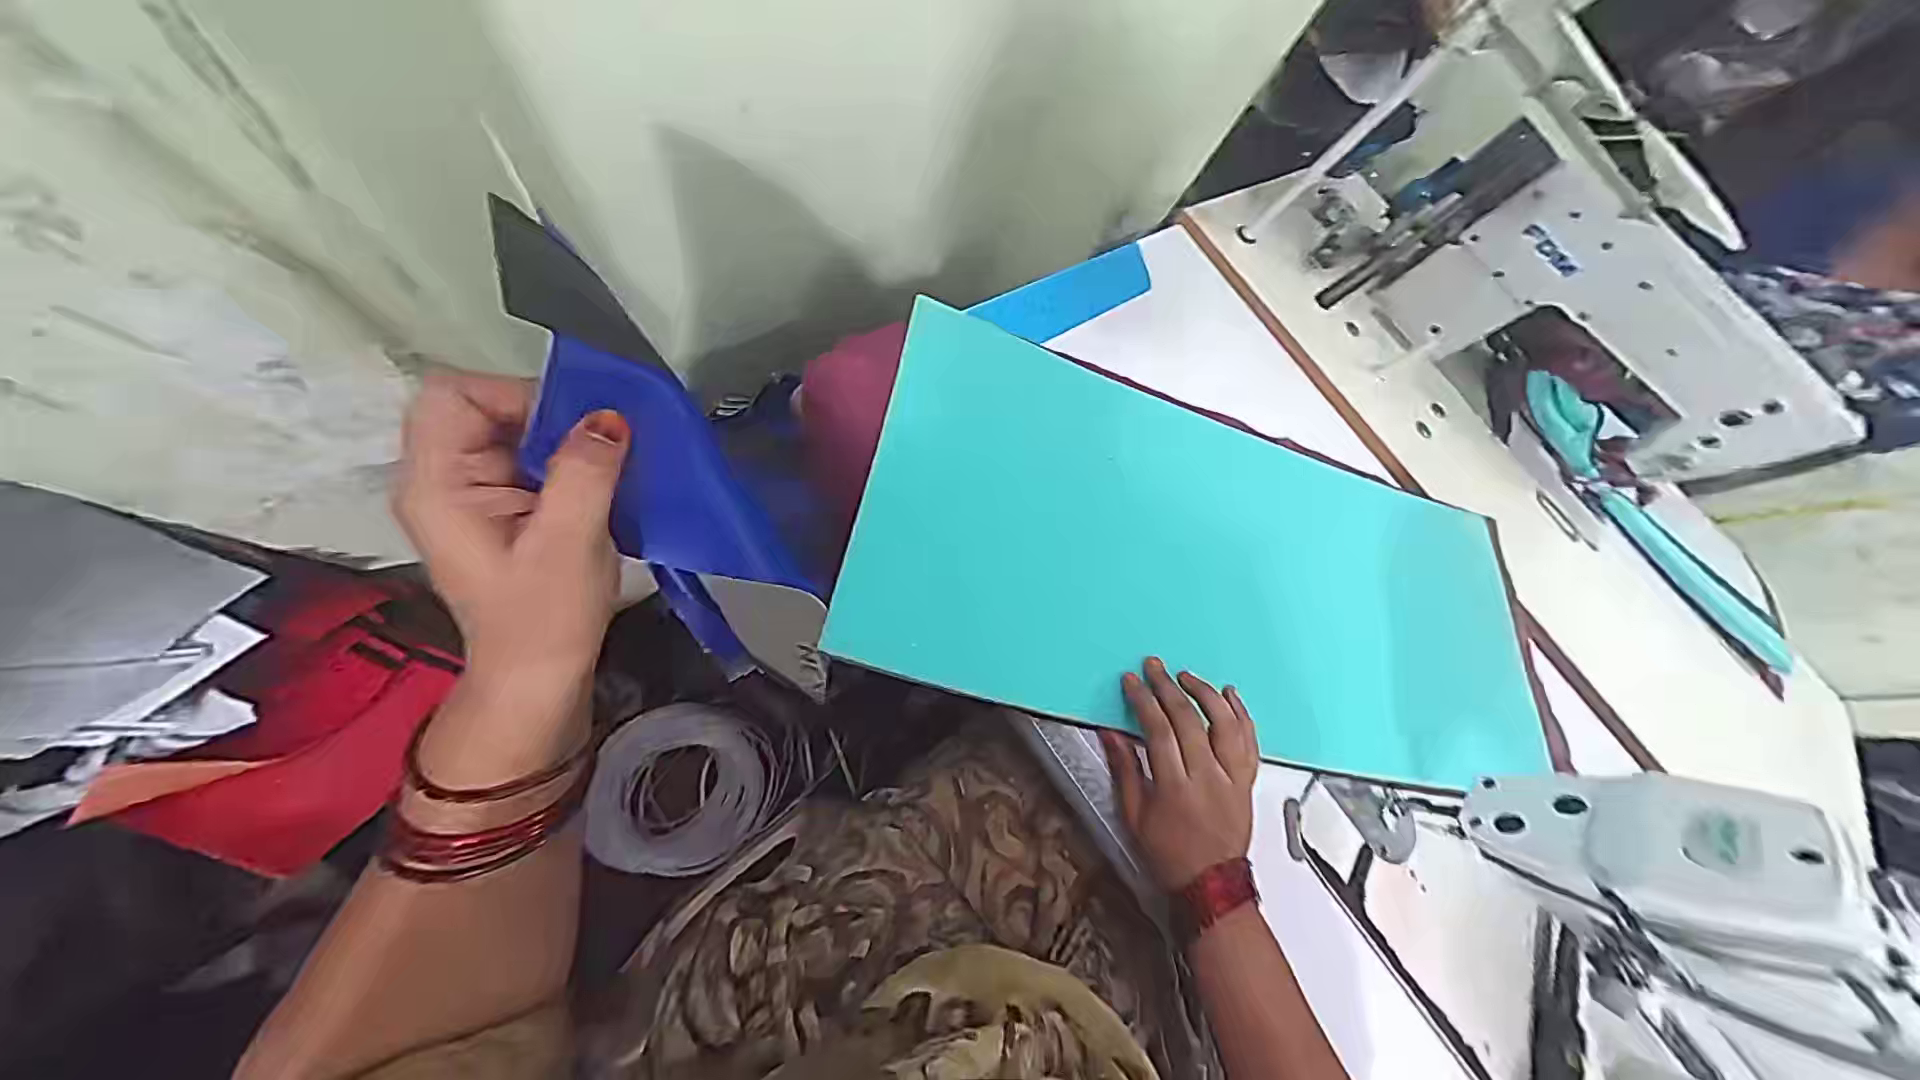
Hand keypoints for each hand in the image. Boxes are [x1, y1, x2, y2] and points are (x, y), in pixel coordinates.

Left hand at [392, 368, 627, 685]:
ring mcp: (471, 495)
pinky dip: (568, 461)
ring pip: (513, 433)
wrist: (538, 673)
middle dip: (548, 418)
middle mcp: (443, 481)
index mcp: (438, 486)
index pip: (454, 396)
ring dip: (564, 441)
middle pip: (483, 409)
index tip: (575, 427)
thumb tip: (608, 416)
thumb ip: (585, 472)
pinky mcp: (500, 509)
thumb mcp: (571, 541)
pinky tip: (599, 483)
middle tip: (602, 448)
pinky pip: (530, 461)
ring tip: (608, 466)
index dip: (514, 395)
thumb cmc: (546, 615)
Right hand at [1100, 658, 1258, 891]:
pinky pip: (1249, 742)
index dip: (1144, 701)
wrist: (1212, 884)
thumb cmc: (1169, 854)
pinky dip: (1241, 715)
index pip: (1159, 731)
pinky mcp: (1247, 782)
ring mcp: (1233, 780)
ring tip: (1187, 677)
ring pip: (1225, 725)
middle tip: (1154, 667)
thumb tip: (1111, 733)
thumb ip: (1125, 769)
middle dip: (1167, 688)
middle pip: (1189, 721)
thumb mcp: (1134, 815)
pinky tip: (1229, 695)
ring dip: (1205, 694)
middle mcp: (1208, 780)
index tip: (1132, 682)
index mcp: (1175, 789)